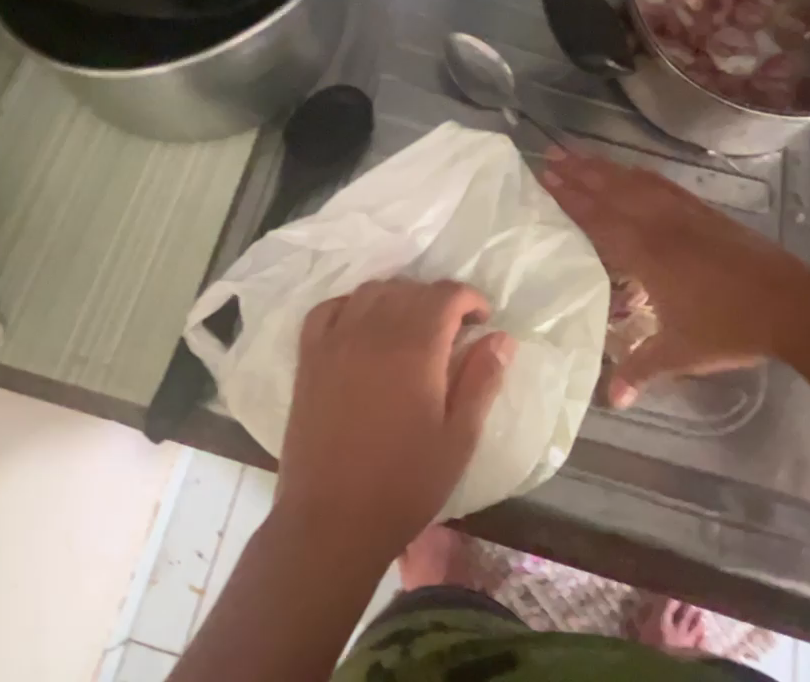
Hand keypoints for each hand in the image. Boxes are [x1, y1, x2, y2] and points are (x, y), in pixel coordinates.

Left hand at [276, 279, 516, 558]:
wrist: (332, 520)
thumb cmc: (405, 485)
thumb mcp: (459, 439)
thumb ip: (481, 380)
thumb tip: (501, 337)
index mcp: (414, 349)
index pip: (445, 295)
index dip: (469, 299)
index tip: (482, 320)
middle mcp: (372, 332)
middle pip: (408, 289)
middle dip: (437, 299)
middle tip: (453, 330)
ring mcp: (334, 342)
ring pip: (370, 292)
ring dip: (397, 297)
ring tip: (411, 327)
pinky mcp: (308, 359)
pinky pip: (328, 309)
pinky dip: (351, 305)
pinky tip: (363, 326)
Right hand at [540, 148, 809, 407]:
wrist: (794, 307)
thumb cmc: (731, 329)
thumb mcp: (680, 354)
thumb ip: (640, 371)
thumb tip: (611, 401)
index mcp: (647, 254)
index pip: (599, 219)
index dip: (570, 199)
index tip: (545, 178)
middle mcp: (662, 226)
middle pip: (613, 191)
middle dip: (579, 172)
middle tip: (550, 155)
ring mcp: (686, 215)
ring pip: (637, 182)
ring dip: (606, 167)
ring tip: (579, 153)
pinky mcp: (707, 213)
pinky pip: (665, 185)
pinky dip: (641, 174)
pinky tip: (633, 170)